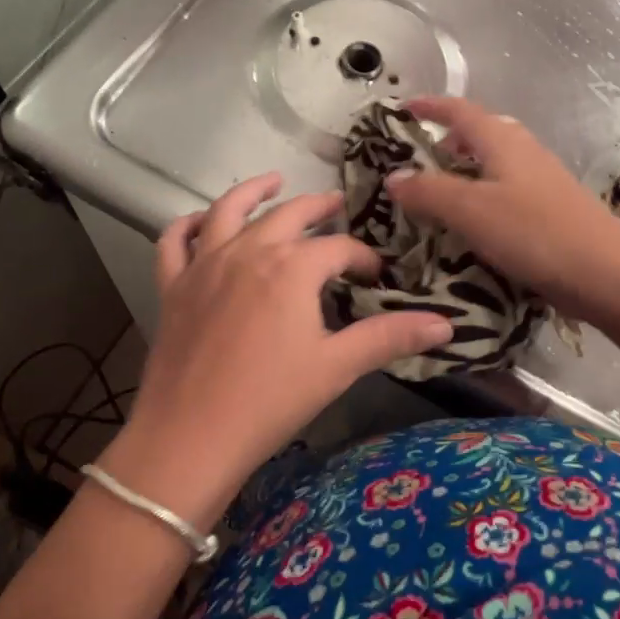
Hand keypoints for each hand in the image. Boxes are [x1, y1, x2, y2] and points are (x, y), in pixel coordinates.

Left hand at [100, 173, 453, 528]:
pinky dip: (187, 224)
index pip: (339, 248)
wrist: (189, 437)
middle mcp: (249, 250)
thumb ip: (389, 338)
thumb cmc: (270, 401)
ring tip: (273, 181)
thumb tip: (446, 325)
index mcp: (292, 267)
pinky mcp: (173, 285)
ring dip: (253, 191)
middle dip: (317, 207)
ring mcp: (205, 264)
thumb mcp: (337, 367)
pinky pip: (175, 241)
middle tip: (335, 204)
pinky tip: (201, 221)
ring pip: (228, 210)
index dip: (363, 258)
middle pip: (288, 214)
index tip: (374, 276)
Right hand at [384, 97, 619, 320]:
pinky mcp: (551, 209)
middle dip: (447, 139)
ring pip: (494, 162)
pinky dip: (482, 196)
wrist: (608, 275)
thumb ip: (428, 191)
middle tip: (416, 159)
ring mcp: (541, 179)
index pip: (459, 110)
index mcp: (502, 139)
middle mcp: (523, 150)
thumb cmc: (534, 233)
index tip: (402, 108)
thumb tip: (393, 176)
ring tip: (437, 195)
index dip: (430, 106)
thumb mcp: (470, 210)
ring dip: (464, 170)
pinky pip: (506, 190)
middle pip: (480, 132)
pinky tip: (473, 225)